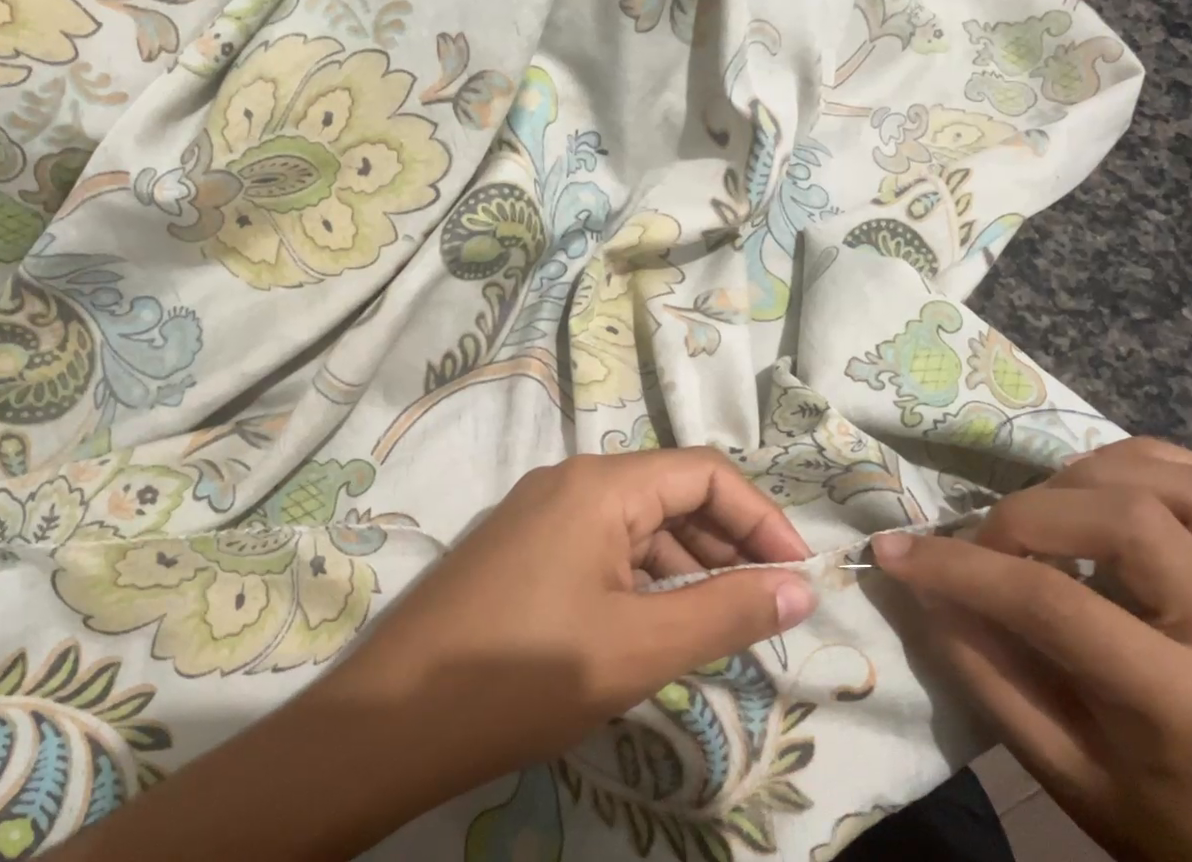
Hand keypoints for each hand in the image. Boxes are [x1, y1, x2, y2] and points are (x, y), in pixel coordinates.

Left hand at [51, 449, 816, 861]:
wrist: (389, 721)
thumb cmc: (522, 676)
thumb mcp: (640, 647)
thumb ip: (728, 612)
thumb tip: (802, 587)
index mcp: (599, 485)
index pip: (703, 471)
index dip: (760, 516)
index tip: (798, 574)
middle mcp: (566, 483)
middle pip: (668, 493)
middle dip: (725, 543)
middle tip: (763, 606)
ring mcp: (534, 517)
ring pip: (632, 525)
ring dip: (684, 566)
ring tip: (715, 626)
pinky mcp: (515, 553)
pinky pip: (596, 549)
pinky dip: (639, 580)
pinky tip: (651, 627)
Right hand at [871, 438, 1191, 861]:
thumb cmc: (1142, 814)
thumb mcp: (1046, 760)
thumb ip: (978, 665)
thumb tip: (918, 583)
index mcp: (1184, 706)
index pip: (1056, 603)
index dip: (961, 567)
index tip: (894, 550)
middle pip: (1128, 520)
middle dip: (1024, 516)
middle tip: (982, 545)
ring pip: (1190, 486)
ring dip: (1093, 477)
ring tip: (1042, 506)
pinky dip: (1150, 466)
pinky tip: (1099, 486)